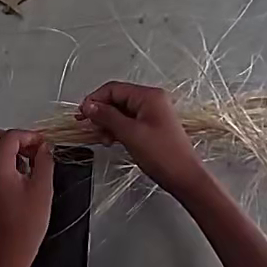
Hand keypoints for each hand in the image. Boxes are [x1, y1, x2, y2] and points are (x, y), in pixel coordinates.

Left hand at [0, 127, 53, 266]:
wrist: (8, 251)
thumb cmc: (25, 225)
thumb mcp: (42, 189)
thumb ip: (44, 162)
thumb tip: (45, 147)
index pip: (10, 136)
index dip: (30, 136)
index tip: (44, 143)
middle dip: (15, 138)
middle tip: (34, 150)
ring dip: (9, 150)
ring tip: (30, 165)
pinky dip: (4, 162)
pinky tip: (21, 177)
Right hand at [77, 81, 207, 196]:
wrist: (184, 177)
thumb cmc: (163, 155)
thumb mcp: (130, 133)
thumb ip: (107, 116)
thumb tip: (89, 106)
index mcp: (149, 96)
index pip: (113, 89)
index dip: (95, 100)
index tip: (82, 114)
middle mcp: (151, 101)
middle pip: (116, 99)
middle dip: (101, 113)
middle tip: (89, 126)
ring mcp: (152, 114)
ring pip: (120, 112)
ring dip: (107, 123)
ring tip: (103, 138)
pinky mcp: (151, 126)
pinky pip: (128, 122)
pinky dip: (116, 129)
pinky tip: (111, 140)